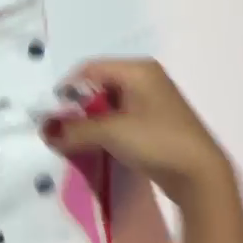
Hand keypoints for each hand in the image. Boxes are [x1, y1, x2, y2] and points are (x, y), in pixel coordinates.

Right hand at [42, 59, 235, 203]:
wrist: (197, 172)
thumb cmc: (157, 141)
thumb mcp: (112, 133)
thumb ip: (76, 130)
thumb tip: (44, 130)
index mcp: (137, 70)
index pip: (89, 70)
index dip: (67, 92)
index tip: (52, 119)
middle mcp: (143, 79)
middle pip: (97, 88)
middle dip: (76, 111)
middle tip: (61, 136)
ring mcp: (148, 102)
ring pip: (106, 107)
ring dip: (88, 126)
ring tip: (75, 146)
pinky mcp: (150, 124)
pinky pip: (117, 122)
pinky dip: (102, 134)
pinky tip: (95, 150)